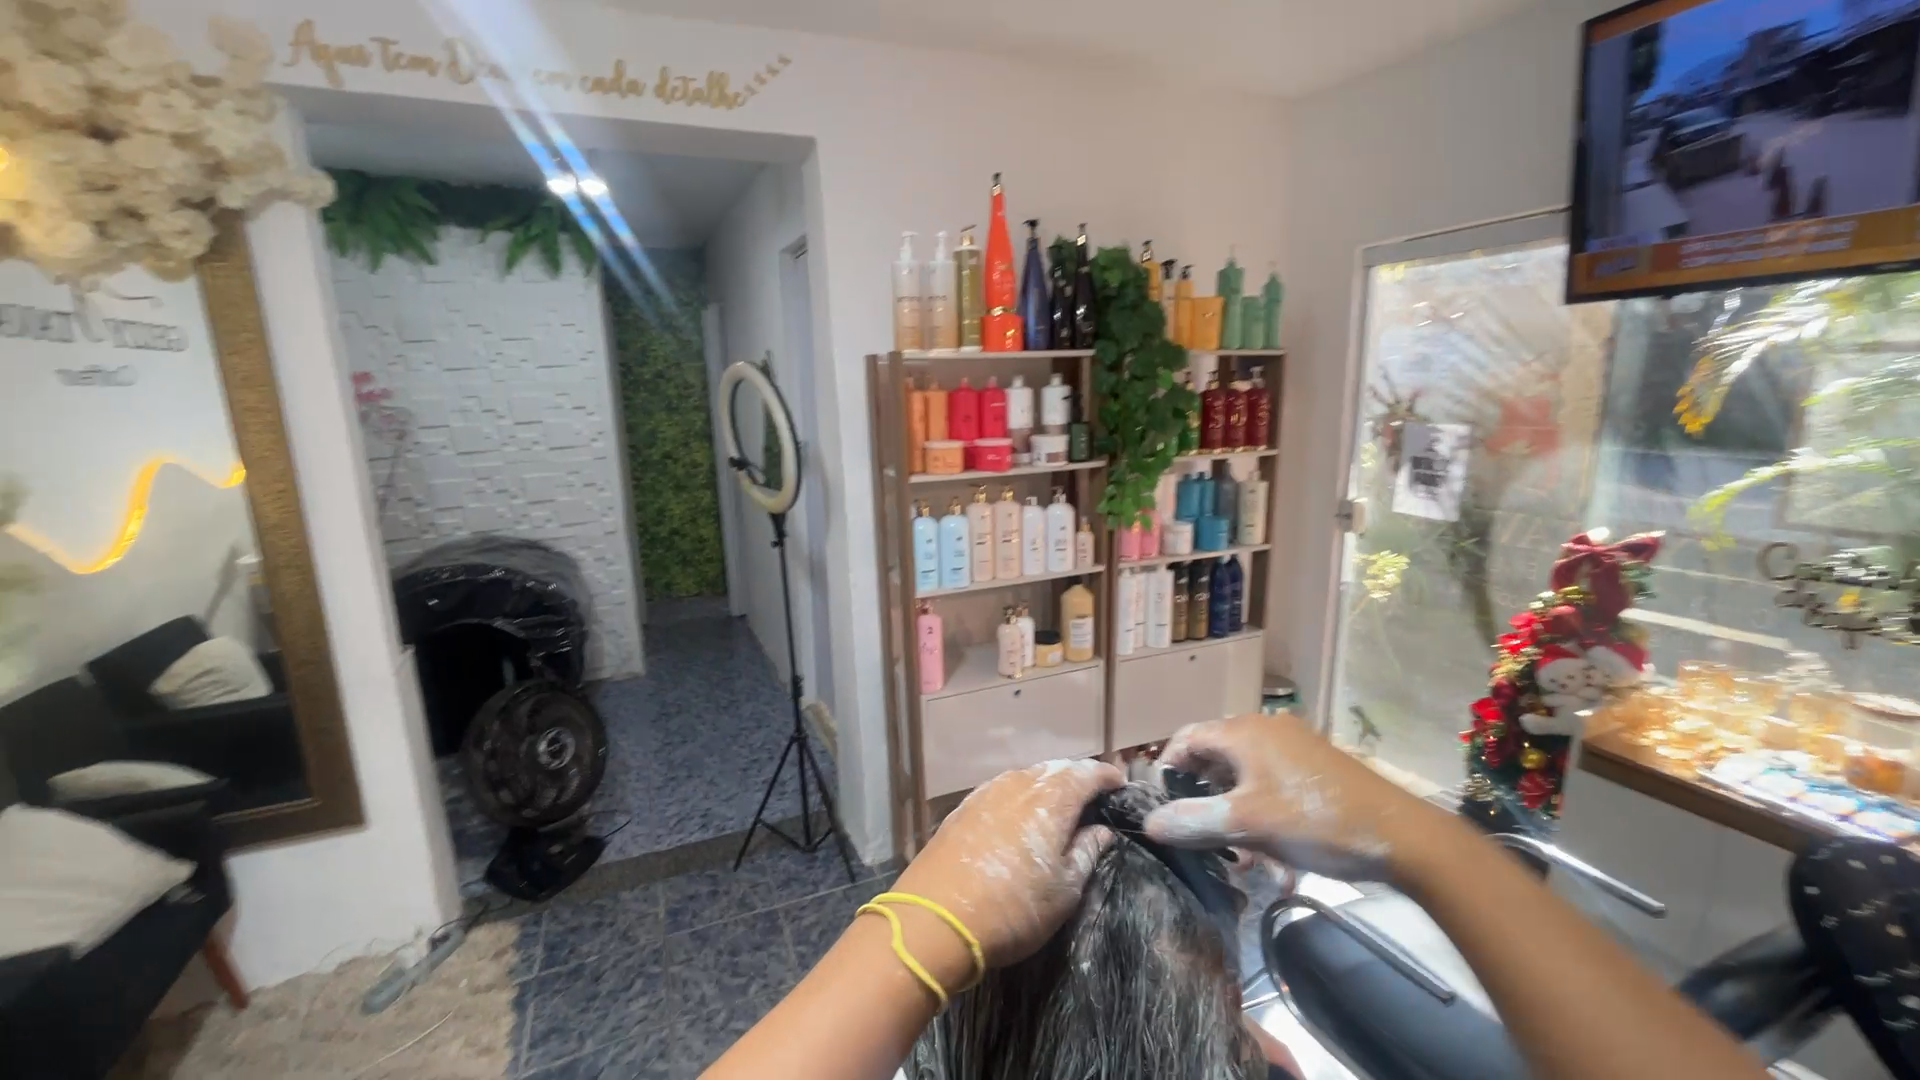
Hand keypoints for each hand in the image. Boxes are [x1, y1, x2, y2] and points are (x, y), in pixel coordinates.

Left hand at [893, 758, 1122, 967]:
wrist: (935, 918)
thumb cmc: (1013, 908)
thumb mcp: (1065, 890)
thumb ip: (1087, 852)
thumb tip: (1101, 831)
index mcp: (1052, 798)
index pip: (1087, 773)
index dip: (1107, 777)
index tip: (1120, 787)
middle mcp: (1019, 783)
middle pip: (1056, 769)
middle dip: (1077, 779)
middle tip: (1092, 798)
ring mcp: (987, 792)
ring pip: (1026, 778)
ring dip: (1046, 786)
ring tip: (1059, 807)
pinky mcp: (963, 807)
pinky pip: (1003, 791)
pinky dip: (1020, 797)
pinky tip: (1021, 816)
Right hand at [1142, 713, 1447, 881]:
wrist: (1403, 839)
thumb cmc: (1315, 821)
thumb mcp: (1247, 824)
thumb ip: (1193, 821)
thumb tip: (1149, 822)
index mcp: (1243, 731)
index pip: (1185, 738)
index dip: (1165, 771)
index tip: (1159, 808)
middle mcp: (1264, 730)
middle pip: (1213, 761)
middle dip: (1204, 804)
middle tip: (1201, 840)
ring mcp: (1292, 749)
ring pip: (1243, 782)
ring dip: (1235, 820)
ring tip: (1244, 861)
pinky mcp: (1312, 770)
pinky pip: (1270, 790)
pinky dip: (1263, 820)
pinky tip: (1275, 862)